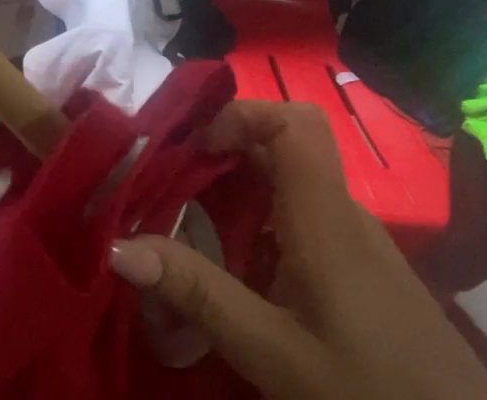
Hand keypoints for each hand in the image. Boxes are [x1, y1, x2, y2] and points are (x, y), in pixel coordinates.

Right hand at [109, 101, 486, 399]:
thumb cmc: (374, 394)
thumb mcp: (274, 353)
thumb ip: (197, 292)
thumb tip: (112, 244)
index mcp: (326, 222)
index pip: (293, 121)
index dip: (239, 114)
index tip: (194, 148)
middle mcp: (344, 220)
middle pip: (282, 149)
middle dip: (219, 154)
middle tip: (165, 183)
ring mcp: (357, 248)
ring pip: (289, 188)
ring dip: (233, 192)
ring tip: (182, 224)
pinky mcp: (362, 277)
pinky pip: (300, 222)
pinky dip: (255, 225)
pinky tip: (231, 269)